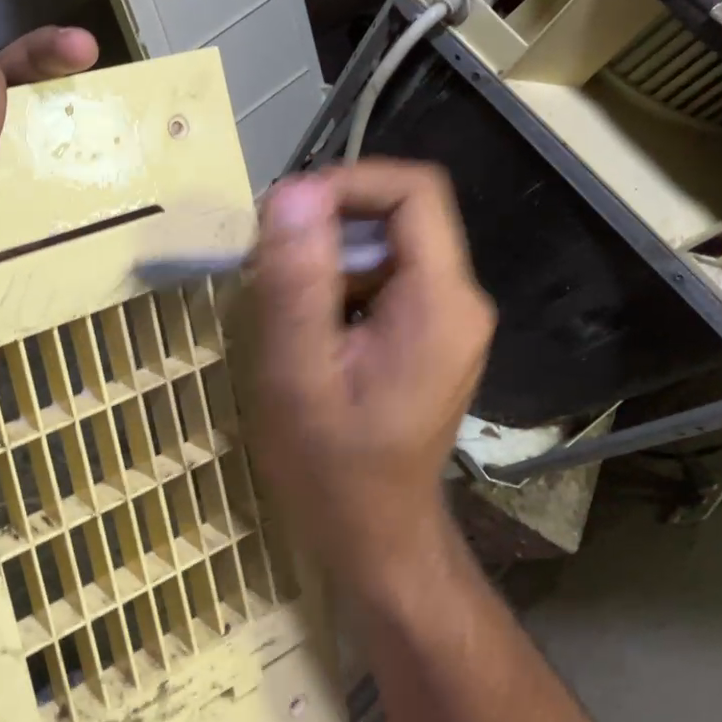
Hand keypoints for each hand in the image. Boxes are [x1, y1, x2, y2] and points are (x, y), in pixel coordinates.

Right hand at [246, 162, 494, 592]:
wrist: (373, 539)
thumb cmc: (332, 467)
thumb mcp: (298, 372)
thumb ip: (296, 281)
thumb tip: (292, 190)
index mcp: (440, 301)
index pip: (412, 190)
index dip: (346, 182)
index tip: (283, 212)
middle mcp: (456, 299)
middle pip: (394, 216)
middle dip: (324, 228)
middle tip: (266, 269)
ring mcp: (443, 318)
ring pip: (380, 248)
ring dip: (322, 261)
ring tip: (279, 309)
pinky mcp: (424, 335)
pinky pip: (378, 280)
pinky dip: (333, 288)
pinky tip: (302, 332)